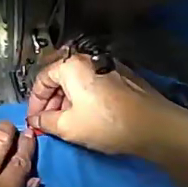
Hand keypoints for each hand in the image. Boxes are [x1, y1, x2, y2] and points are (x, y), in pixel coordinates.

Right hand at [26, 52, 187, 159]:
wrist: (154, 126)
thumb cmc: (107, 123)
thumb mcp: (67, 127)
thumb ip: (45, 121)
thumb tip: (35, 121)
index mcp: (72, 65)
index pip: (41, 79)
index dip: (34, 102)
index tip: (33, 120)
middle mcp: (89, 59)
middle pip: (60, 77)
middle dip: (51, 101)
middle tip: (48, 123)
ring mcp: (108, 66)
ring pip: (78, 82)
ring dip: (68, 101)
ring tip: (67, 122)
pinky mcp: (123, 76)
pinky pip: (95, 84)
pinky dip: (85, 98)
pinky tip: (88, 117)